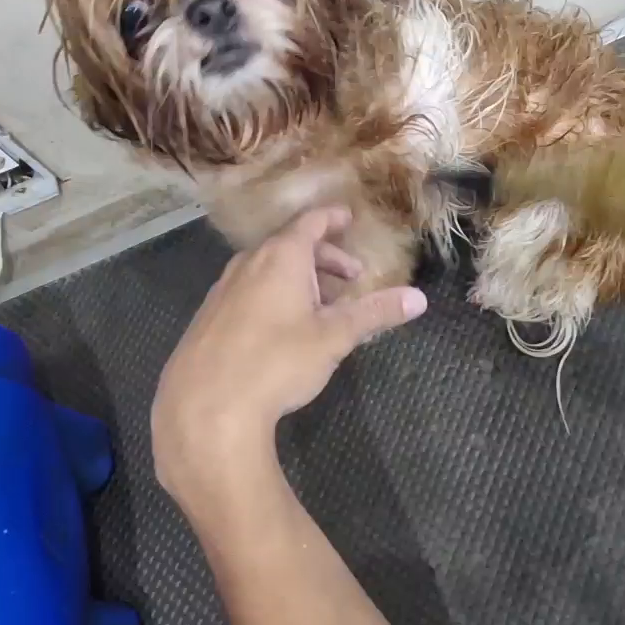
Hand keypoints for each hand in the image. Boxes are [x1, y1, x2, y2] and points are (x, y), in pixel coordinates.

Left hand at [151, 206, 427, 518]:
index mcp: (281, 258)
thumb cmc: (276, 362)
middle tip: (351, 279)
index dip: (333, 218)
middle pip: (290, 246)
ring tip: (321, 306)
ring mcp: (222, 290)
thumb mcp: (334, 338)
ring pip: (267, 270)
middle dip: (324, 258)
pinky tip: (281, 329)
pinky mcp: (208, 318)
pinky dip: (273, 295)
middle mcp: (248, 264)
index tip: (349, 218)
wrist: (205, 406)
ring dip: (299, 279)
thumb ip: (375, 313)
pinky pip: (248, 291)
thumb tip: (419, 298)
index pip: (311, 222)